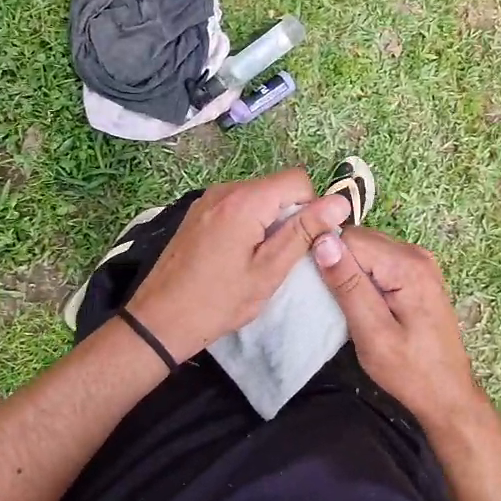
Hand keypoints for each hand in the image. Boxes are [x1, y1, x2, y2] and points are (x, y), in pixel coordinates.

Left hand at [124, 169, 350, 361]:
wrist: (160, 320)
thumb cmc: (219, 301)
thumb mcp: (268, 270)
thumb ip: (304, 232)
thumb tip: (340, 202)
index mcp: (245, 200)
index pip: (299, 180)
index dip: (311, 208)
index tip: (304, 243)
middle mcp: (226, 189)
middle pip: (277, 186)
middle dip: (289, 216)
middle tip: (280, 258)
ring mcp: (208, 199)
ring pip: (258, 196)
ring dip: (269, 221)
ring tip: (257, 260)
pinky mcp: (198, 211)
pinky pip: (237, 205)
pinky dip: (248, 223)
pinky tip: (237, 256)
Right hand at [311, 226, 486, 429]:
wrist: (447, 394)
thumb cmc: (409, 370)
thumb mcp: (372, 332)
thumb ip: (348, 285)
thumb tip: (323, 241)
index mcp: (407, 265)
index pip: (349, 238)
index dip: (326, 258)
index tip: (318, 288)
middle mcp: (416, 253)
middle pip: (359, 239)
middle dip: (339, 263)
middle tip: (330, 300)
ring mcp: (420, 262)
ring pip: (367, 248)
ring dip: (350, 270)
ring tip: (347, 305)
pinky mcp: (418, 273)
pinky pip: (380, 260)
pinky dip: (364, 275)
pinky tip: (362, 303)